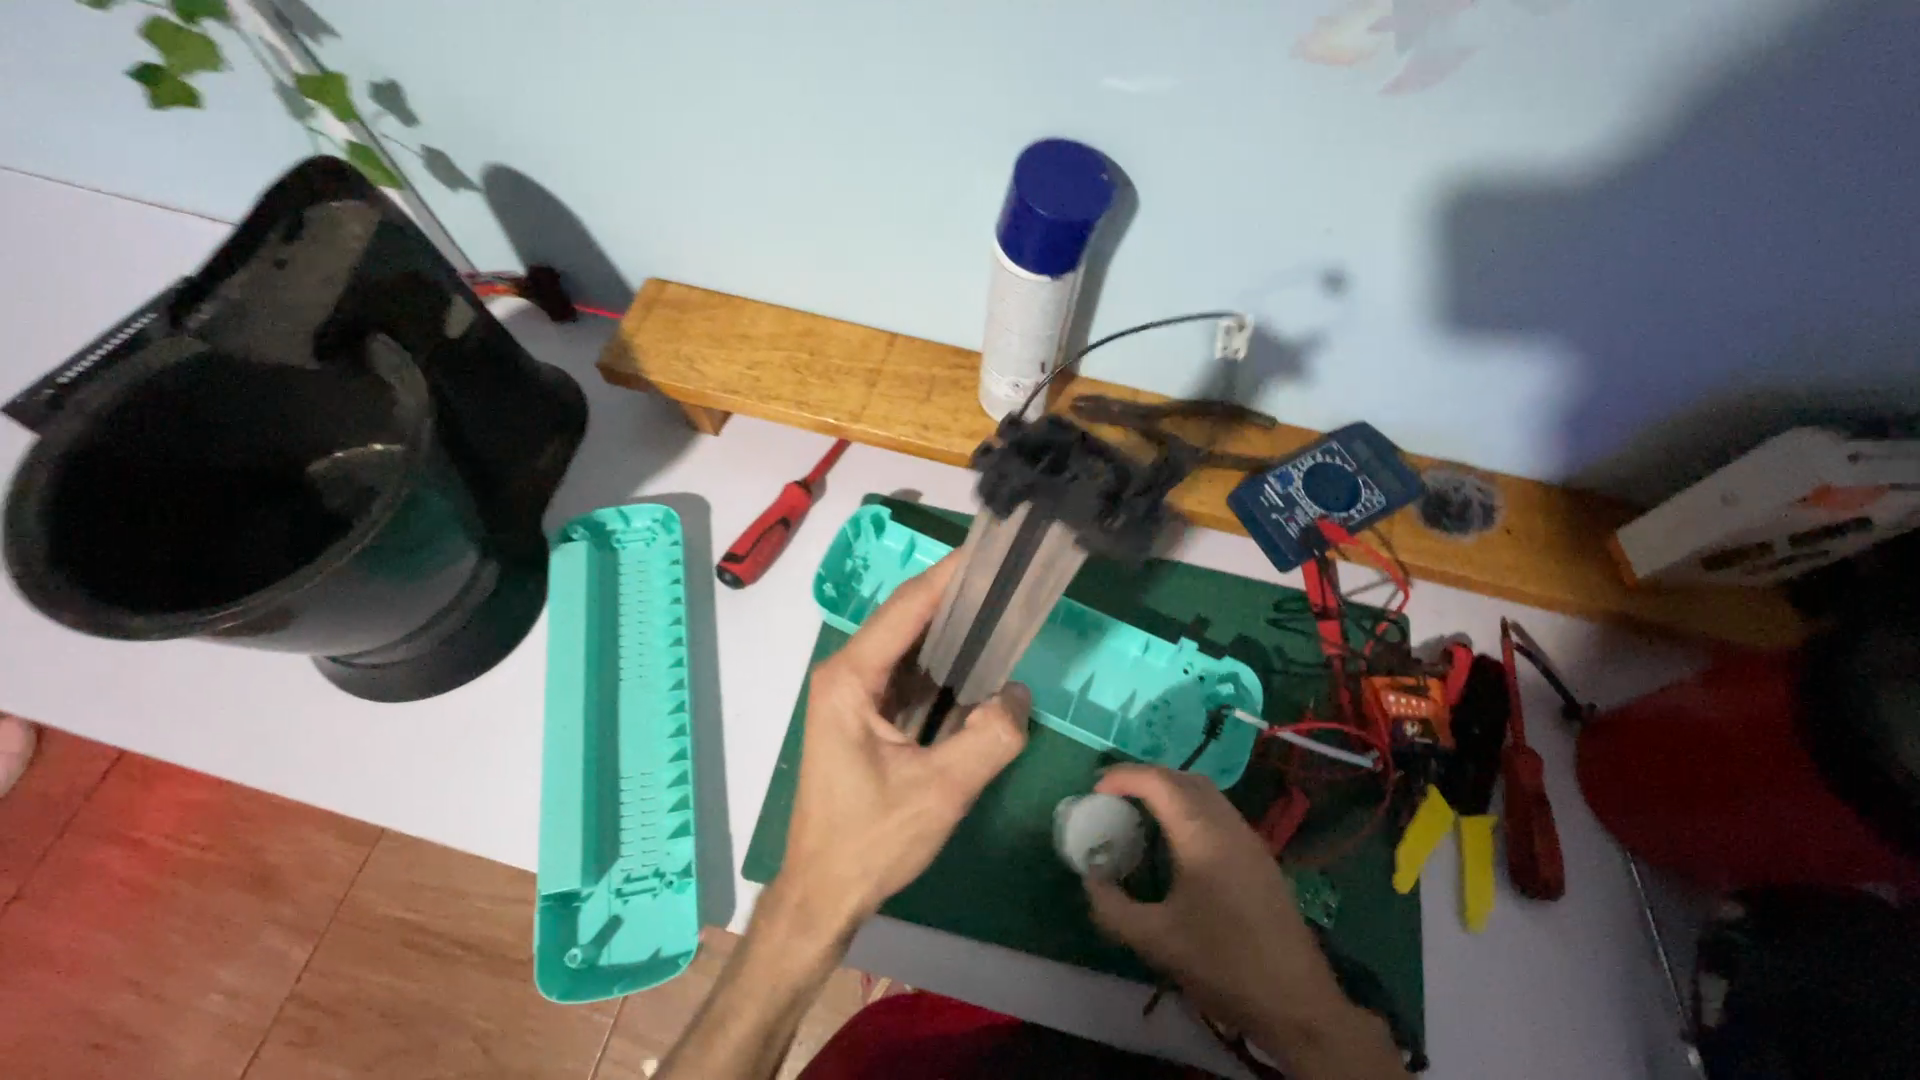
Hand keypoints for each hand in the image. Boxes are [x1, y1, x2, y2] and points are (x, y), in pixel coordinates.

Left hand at [773, 555, 1031, 936]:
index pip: (908, 607)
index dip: (951, 575)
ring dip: (951, 628)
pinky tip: (977, 659)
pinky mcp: (863, 716)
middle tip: (1008, 577)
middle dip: (956, 595)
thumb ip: (990, 738)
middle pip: (907, 618)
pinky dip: (942, 663)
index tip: (991, 549)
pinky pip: (907, 674)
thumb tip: (1020, 694)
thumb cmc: (871, 840)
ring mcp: (852, 694)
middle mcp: (846, 674)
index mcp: (851, 678)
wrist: (823, 891)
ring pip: (908, 645)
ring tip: (1001, 605)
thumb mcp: (941, 791)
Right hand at [1084, 767, 1381, 1062]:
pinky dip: (1189, 808)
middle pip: (1183, 778)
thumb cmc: (1222, 965)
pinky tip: (1175, 841)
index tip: (1094, 791)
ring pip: (1206, 793)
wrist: (1296, 1004)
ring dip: (1170, 791)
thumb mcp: (1154, 941)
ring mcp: (1250, 840)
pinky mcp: (1261, 858)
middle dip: (1144, 778)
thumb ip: (1112, 907)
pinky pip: (1219, 812)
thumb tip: (1091, 878)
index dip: (1123, 777)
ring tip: (1139, 813)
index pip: (1159, 782)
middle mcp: (1228, 826)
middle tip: (1113, 796)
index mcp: (1201, 837)